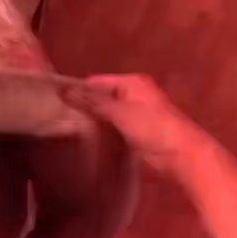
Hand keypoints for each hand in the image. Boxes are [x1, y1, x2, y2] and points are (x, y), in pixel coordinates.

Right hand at [63, 74, 210, 175]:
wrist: (182, 156)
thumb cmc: (154, 128)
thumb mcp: (119, 111)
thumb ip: (91, 101)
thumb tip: (61, 89)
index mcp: (131, 82)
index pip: (95, 81)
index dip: (76, 90)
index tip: (54, 101)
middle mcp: (132, 94)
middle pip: (99, 97)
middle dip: (82, 106)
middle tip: (56, 116)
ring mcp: (133, 114)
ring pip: (104, 114)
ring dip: (90, 120)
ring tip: (64, 128)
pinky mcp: (134, 132)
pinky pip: (110, 128)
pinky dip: (100, 132)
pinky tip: (84, 139)